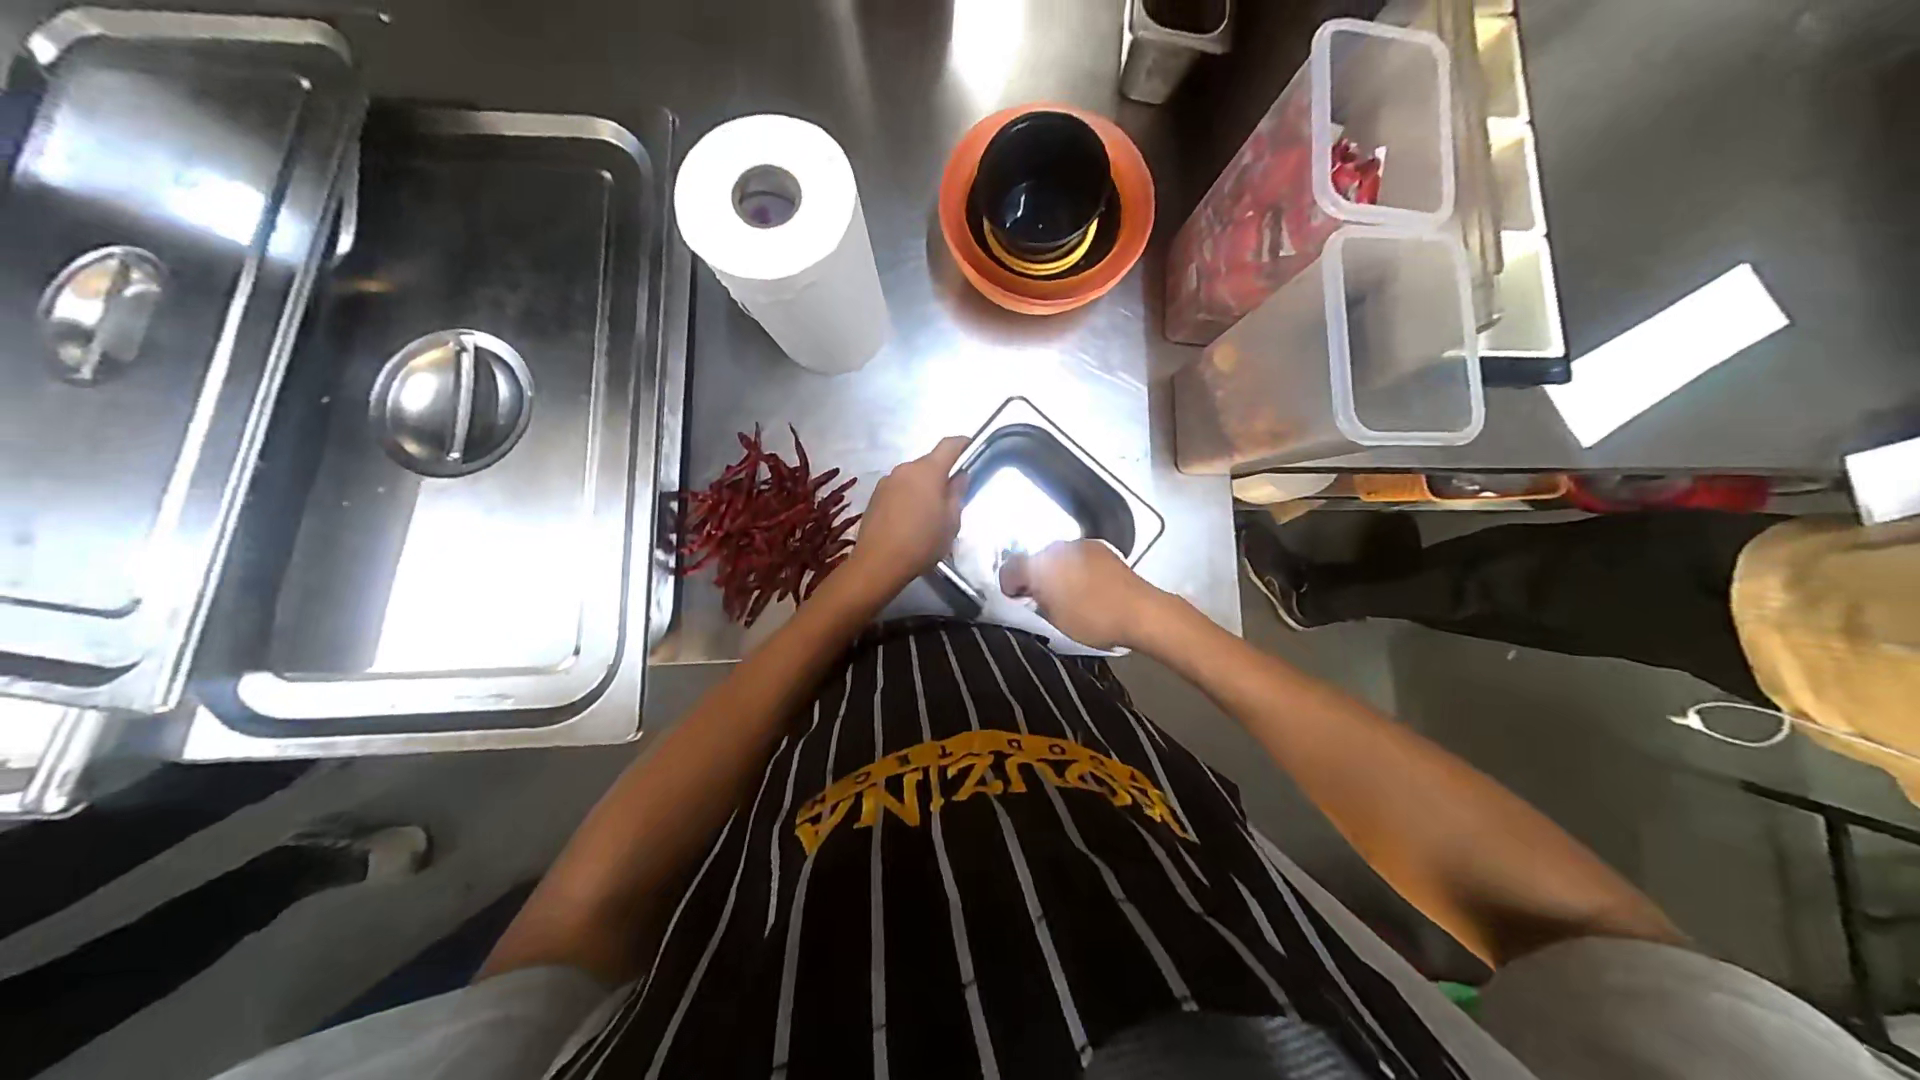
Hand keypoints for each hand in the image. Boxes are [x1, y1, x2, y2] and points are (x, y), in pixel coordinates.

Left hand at [847, 436, 968, 590]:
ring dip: (924, 486)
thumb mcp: (951, 522)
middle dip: (942, 473)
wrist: (878, 563)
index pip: (949, 445)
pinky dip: (908, 496)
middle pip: (929, 462)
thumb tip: (959, 476)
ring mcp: (887, 481)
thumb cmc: (922, 543)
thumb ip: (957, 494)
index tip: (971, 448)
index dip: (963, 443)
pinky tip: (910, 519)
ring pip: (913, 476)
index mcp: (927, 471)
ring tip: (929, 512)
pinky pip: (899, 488)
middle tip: (952, 496)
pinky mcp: (875, 496)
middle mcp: (905, 469)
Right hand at [998, 539, 1170, 650]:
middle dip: (1034, 577)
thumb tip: (1032, 594)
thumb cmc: (1094, 619)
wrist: (1141, 612)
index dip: (1009, 585)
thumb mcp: (1054, 619)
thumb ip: (1036, 602)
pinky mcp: (1101, 549)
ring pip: (1057, 557)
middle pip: (1034, 560)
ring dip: (1056, 572)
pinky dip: (1075, 569)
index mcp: (1040, 565)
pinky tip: (1086, 587)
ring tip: (1066, 595)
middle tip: (1040, 600)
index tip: (1016, 599)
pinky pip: (1077, 557)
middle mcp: (1058, 548)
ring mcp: (1081, 545)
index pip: (1010, 568)